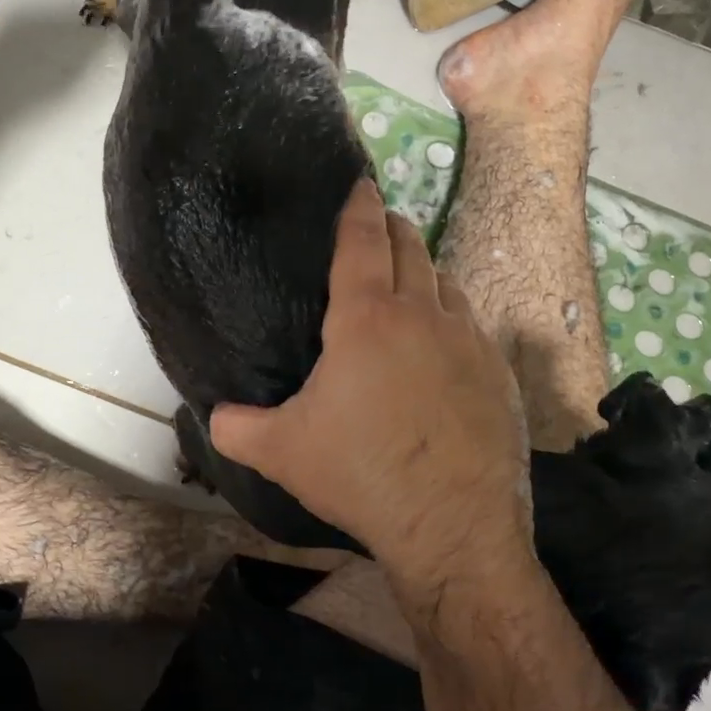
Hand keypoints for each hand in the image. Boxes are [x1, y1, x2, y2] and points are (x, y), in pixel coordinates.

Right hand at [210, 183, 534, 596]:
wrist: (454, 526)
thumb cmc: (360, 474)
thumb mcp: (280, 452)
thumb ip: (236, 427)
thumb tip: (212, 417)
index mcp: (365, 320)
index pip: (362, 243)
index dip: (358, 208)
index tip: (360, 184)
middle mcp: (422, 316)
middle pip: (411, 250)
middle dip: (393, 228)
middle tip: (379, 222)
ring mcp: (469, 343)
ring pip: (447, 285)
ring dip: (426, 272)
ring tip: (410, 280)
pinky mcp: (498, 375)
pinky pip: (473, 327)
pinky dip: (453, 318)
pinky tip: (445, 341)